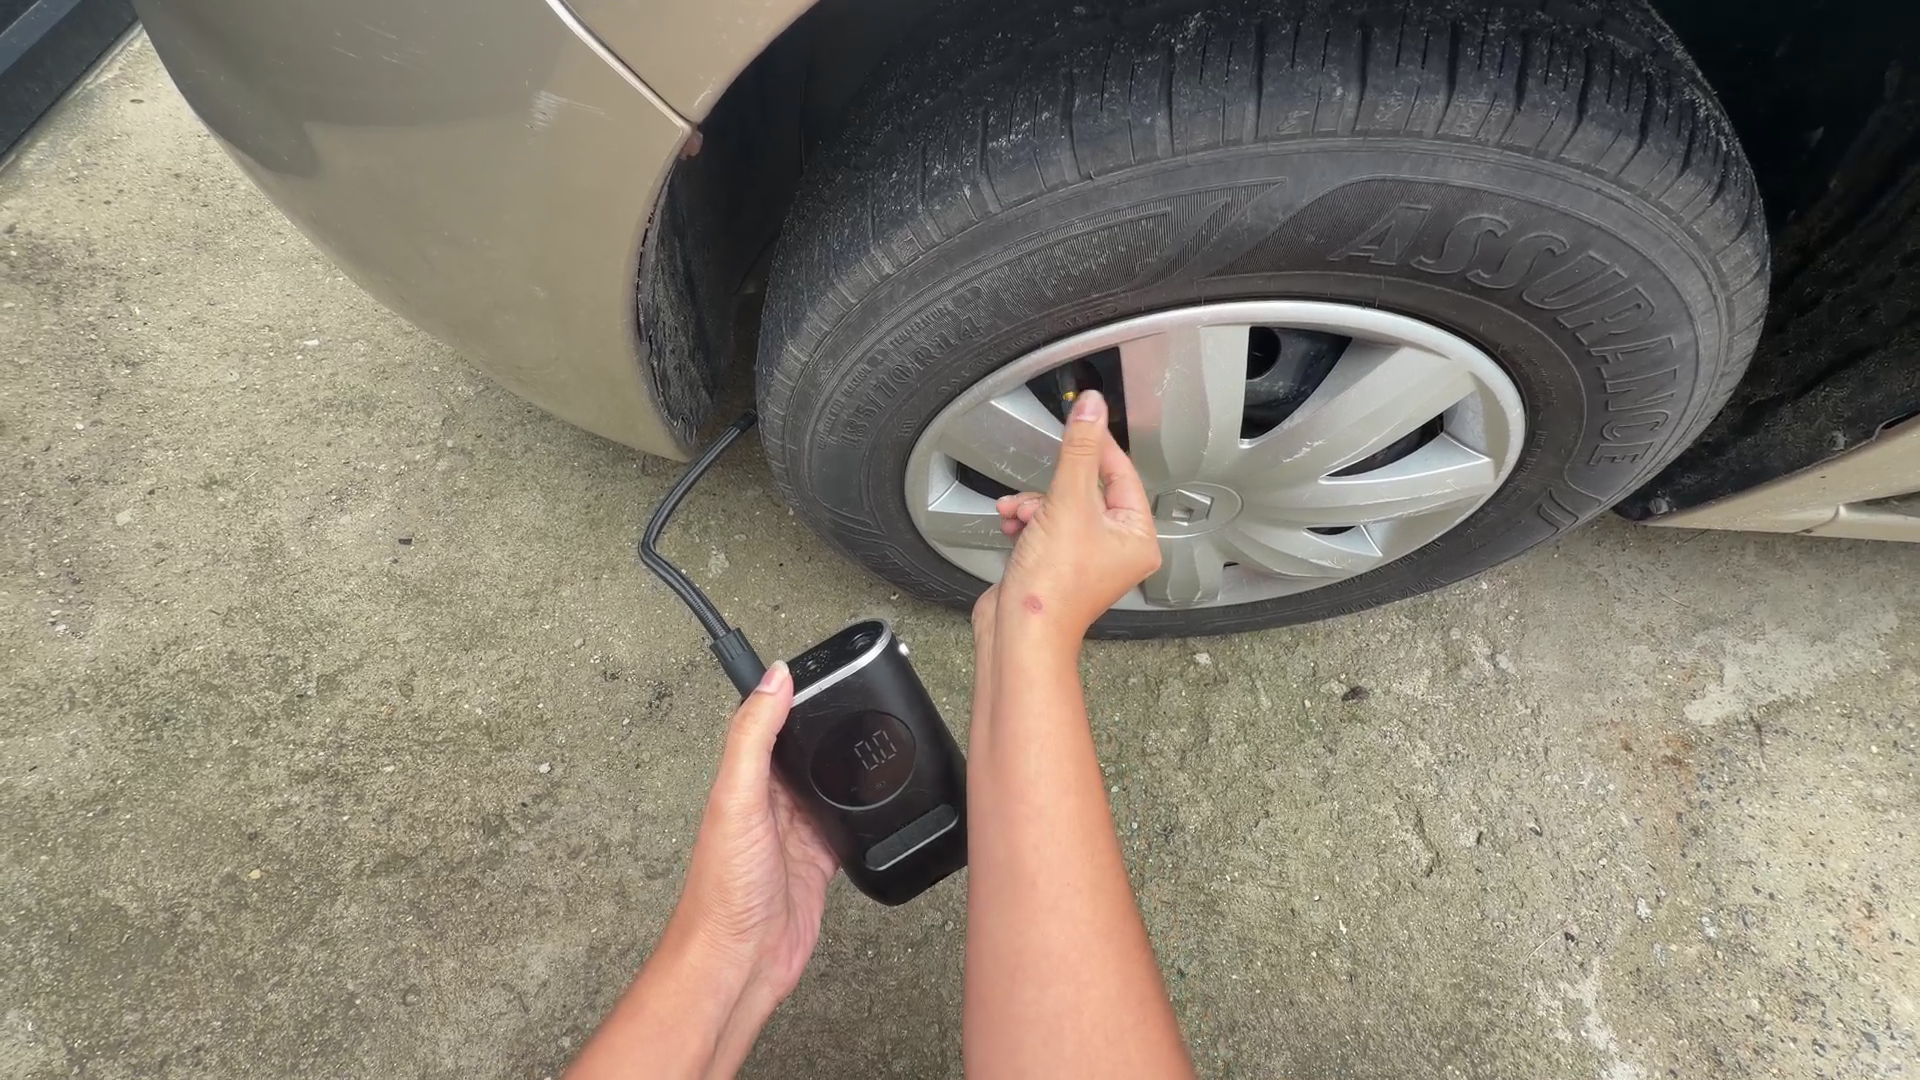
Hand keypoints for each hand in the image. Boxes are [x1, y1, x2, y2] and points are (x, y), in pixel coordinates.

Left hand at [566, 664, 836, 1079]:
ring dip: (849, 766)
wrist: (742, 961)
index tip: (820, 664)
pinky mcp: (822, 856)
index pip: (773, 719)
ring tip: (876, 736)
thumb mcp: (738, 799)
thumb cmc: (725, 890)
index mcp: (749, 776)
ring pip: (831, 782)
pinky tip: (877, 799)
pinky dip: (863, 809)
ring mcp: (799, 828)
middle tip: (862, 693)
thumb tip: (775, 678)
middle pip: (808, 748)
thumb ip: (754, 736)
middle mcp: (774, 798)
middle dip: (832, 724)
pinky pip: (849, 821)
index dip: (793, 691)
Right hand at [993, 390, 1161, 639]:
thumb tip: (1091, 408)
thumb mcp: (1067, 503)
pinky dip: (1026, 522)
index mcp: (1137, 537)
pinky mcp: (1058, 564)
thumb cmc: (1053, 586)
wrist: (1020, 630)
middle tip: (1039, 495)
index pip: (1122, 474)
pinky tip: (1011, 526)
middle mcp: (1116, 549)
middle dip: (1052, 487)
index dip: (1097, 449)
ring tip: (1017, 514)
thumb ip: (1079, 451)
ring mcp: (1086, 558)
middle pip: (1087, 490)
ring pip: (1060, 507)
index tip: (1080, 424)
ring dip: (1033, 504)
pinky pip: (1045, 526)